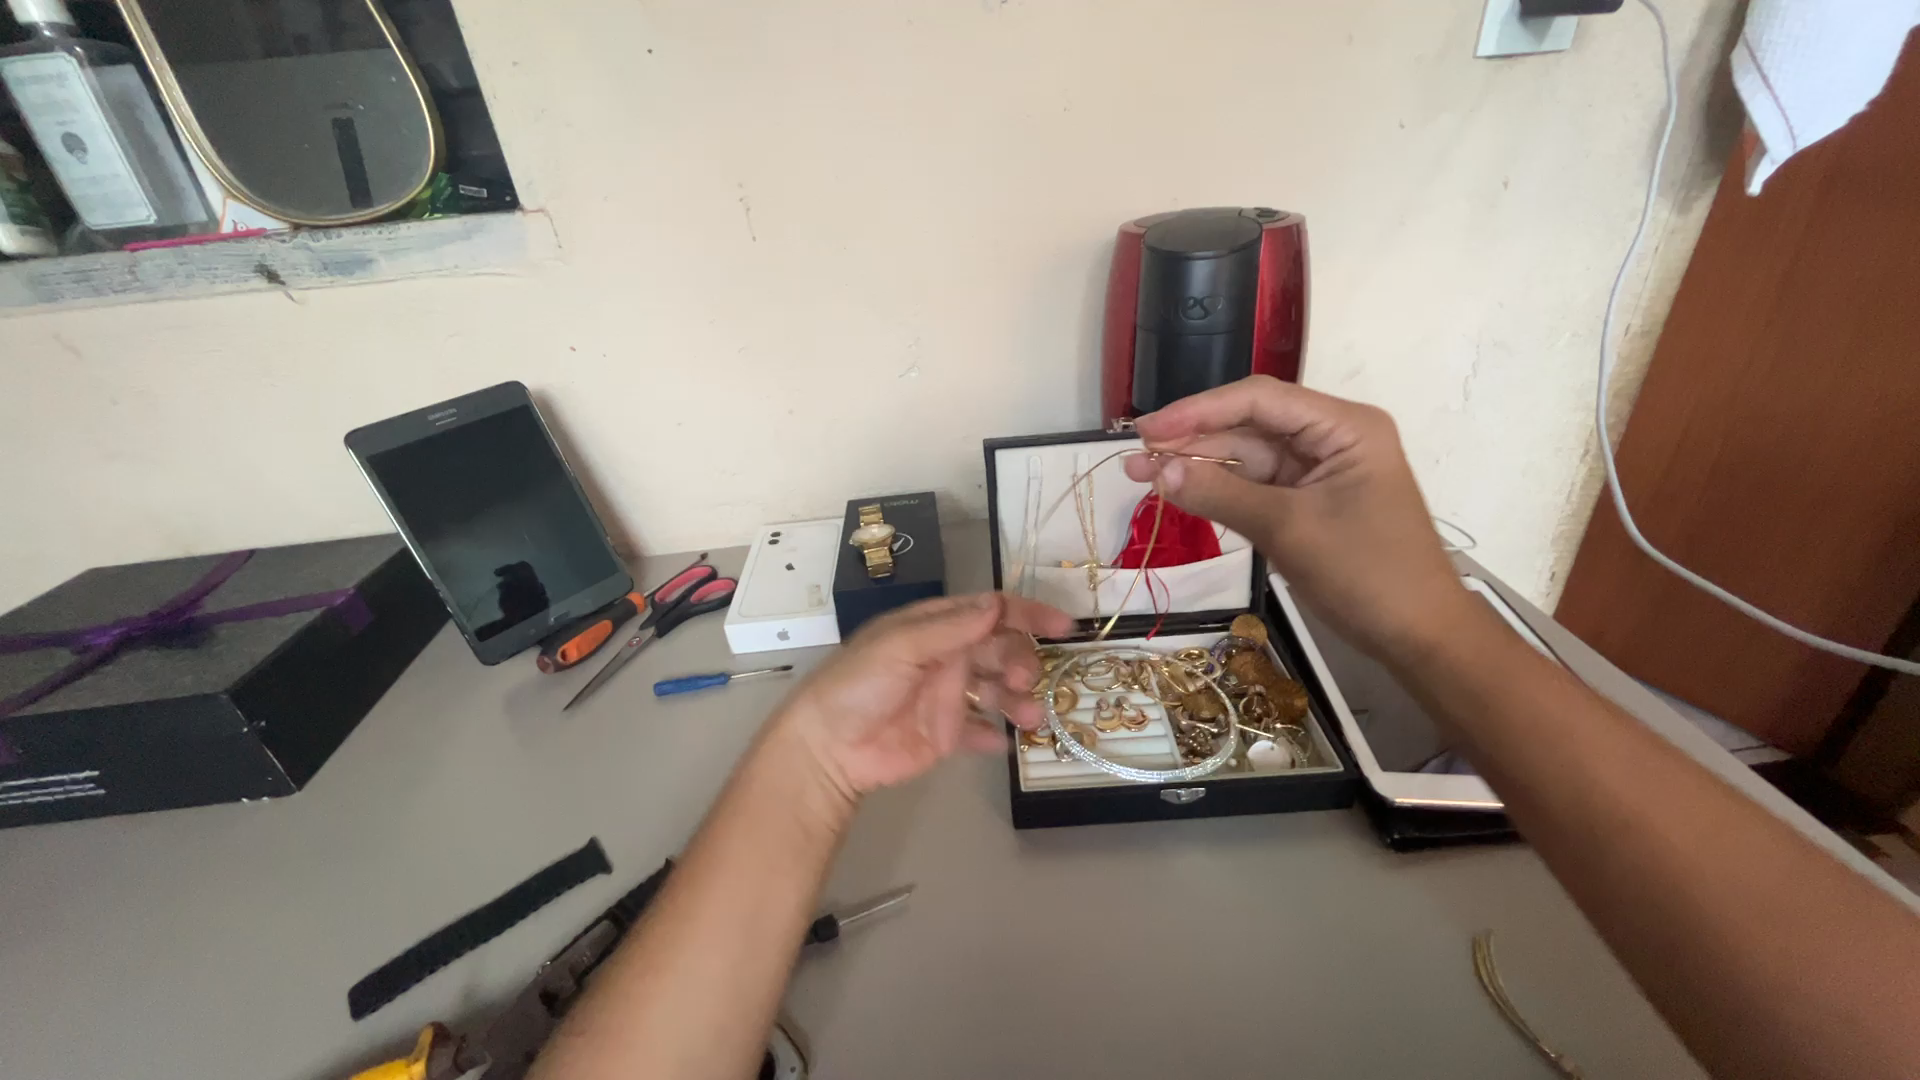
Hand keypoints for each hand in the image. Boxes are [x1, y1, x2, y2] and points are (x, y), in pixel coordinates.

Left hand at [771, 593, 1073, 803]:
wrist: (827, 747)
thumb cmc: (858, 685)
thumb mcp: (901, 646)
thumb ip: (951, 628)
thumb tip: (997, 604)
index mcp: (935, 627)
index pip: (989, 612)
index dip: (1027, 615)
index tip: (1064, 627)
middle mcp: (946, 657)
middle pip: (1000, 650)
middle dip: (1022, 660)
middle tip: (1026, 681)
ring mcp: (947, 697)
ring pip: (997, 691)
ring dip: (1018, 700)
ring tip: (1030, 718)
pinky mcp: (945, 735)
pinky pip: (980, 731)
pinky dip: (994, 735)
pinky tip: (1002, 741)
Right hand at [1122, 375, 1469, 659]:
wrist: (1417, 636)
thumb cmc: (1367, 573)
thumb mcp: (1289, 529)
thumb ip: (1221, 495)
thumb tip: (1158, 471)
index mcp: (1343, 426)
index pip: (1259, 399)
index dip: (1198, 410)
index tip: (1148, 430)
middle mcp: (1328, 438)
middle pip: (1247, 426)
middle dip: (1190, 440)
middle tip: (1133, 456)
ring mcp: (1314, 472)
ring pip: (1243, 458)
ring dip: (1195, 466)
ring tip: (1140, 475)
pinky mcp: (1302, 503)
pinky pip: (1250, 487)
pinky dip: (1215, 491)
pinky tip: (1176, 491)